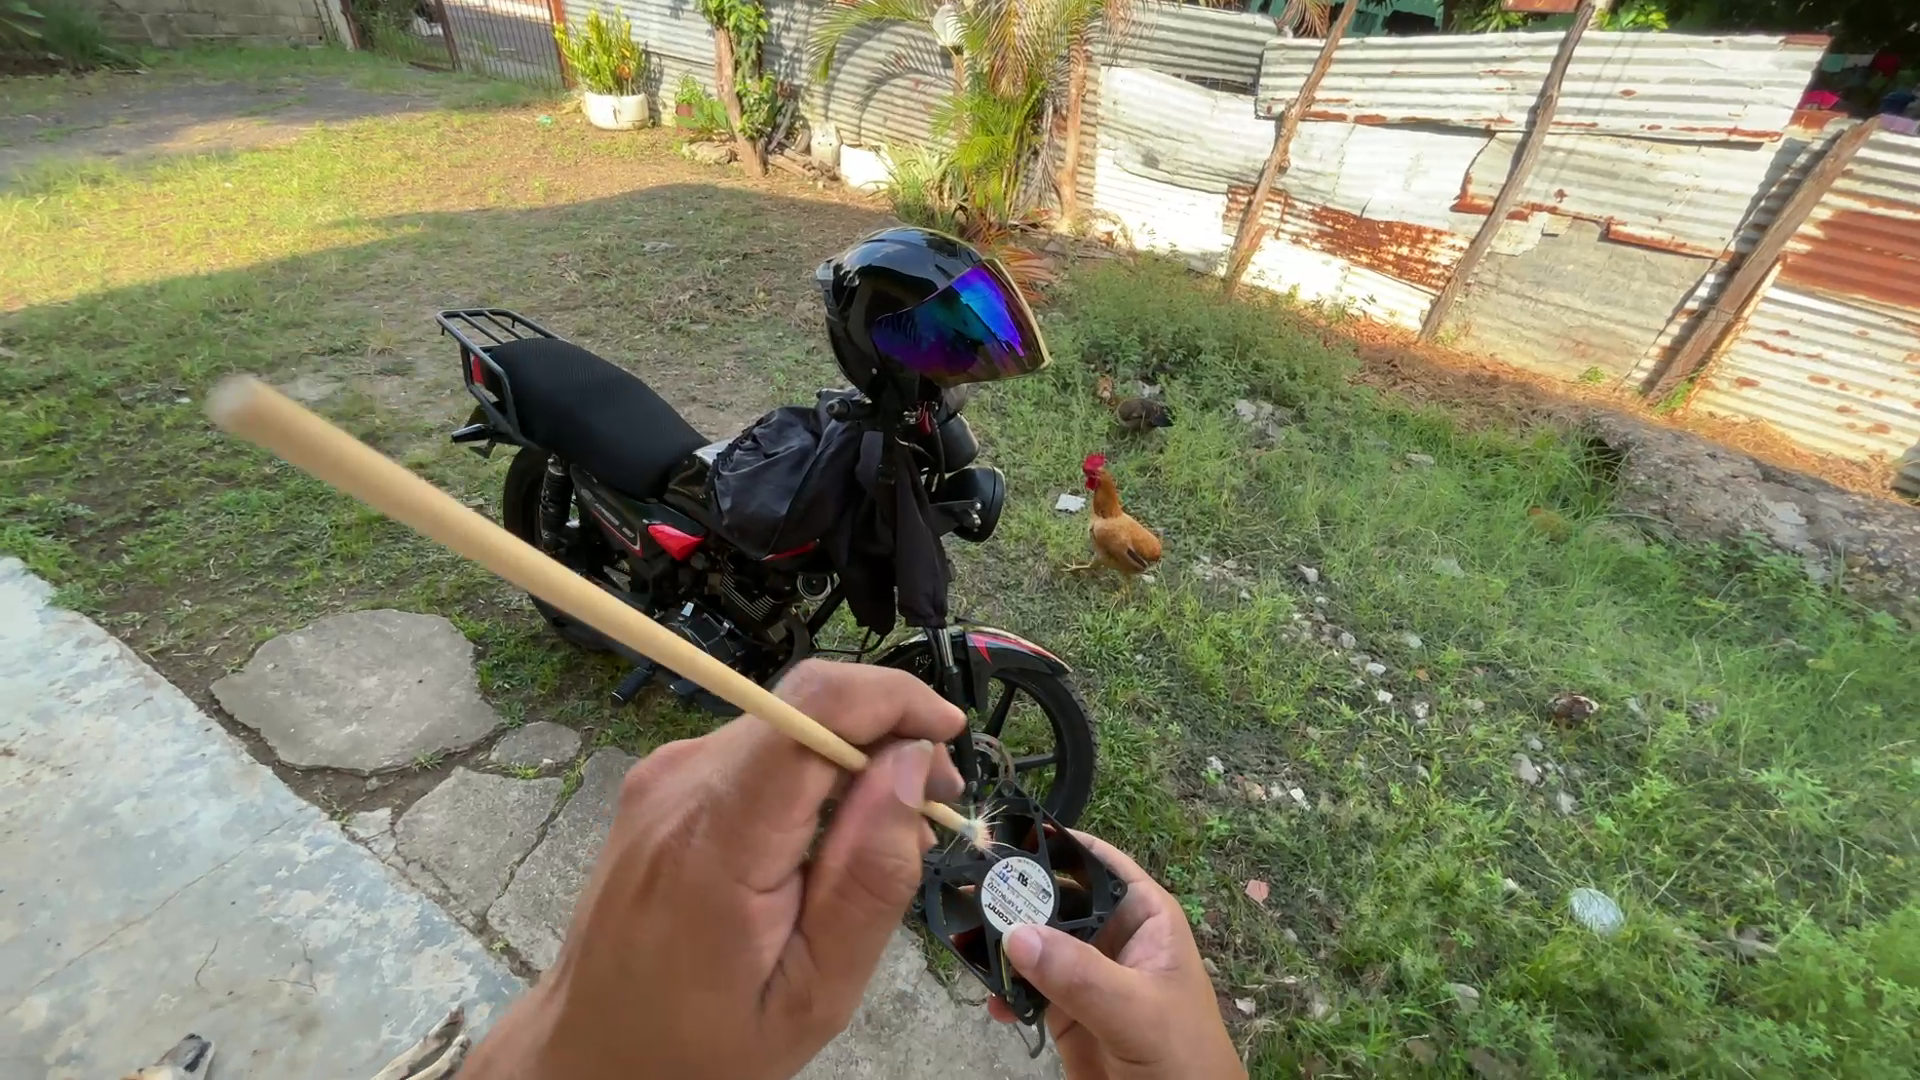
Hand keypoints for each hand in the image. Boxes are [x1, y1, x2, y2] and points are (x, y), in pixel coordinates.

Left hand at [463, 660, 965, 1079]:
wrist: (587, 1056)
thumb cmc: (704, 1046)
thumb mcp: (815, 992)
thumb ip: (871, 876)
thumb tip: (911, 761)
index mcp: (718, 836)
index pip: (814, 708)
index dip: (894, 697)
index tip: (948, 732)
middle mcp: (685, 778)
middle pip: (811, 707)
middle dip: (890, 733)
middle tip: (935, 801)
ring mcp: (669, 768)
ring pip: (794, 722)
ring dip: (856, 754)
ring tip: (887, 825)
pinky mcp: (669, 773)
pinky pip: (766, 744)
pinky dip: (815, 768)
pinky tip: (828, 828)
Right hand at [987, 832, 1243, 1079]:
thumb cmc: (1183, 1060)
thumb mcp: (1137, 1012)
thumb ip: (1081, 974)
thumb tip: (1016, 933)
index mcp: (1142, 915)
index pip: (1098, 862)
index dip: (1059, 842)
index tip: (1010, 834)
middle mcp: (1111, 935)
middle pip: (1057, 898)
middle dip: (1016, 892)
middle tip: (969, 883)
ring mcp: (1086, 974)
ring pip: (1036, 941)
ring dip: (1002, 941)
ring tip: (966, 936)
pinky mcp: (1066, 1013)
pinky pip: (1027, 988)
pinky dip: (1006, 990)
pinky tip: (992, 1000)